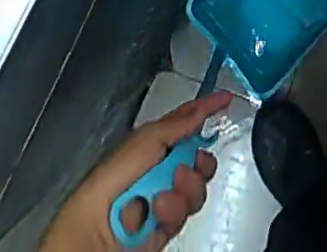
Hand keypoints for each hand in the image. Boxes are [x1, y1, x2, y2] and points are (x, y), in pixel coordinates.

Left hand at [39, 91, 231, 251]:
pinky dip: (173, 211)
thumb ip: (179, 125)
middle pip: (199, 159)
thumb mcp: (149, 139)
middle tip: (193, 165)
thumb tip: (202, 108)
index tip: (228, 99)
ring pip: (196, 187)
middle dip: (200, 163)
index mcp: (156, 141)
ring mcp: (167, 196)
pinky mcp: (167, 224)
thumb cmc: (118, 174)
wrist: (98, 226)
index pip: (186, 120)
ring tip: (164, 196)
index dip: (207, 109)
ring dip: (184, 189)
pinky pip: (185, 213)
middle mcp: (164, 167)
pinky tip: (158, 212)